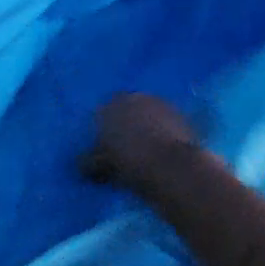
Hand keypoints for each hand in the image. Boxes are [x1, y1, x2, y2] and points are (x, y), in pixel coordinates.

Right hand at [80, 94, 210, 201]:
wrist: (171, 167)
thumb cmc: (127, 162)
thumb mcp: (98, 165)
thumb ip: (88, 161)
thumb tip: (81, 163)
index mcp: (111, 104)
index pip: (102, 112)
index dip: (102, 130)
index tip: (103, 147)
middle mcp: (136, 98)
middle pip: (127, 110)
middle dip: (125, 125)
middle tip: (124, 147)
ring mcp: (162, 105)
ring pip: (149, 116)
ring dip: (146, 128)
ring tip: (145, 150)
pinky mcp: (183, 117)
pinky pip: (167, 125)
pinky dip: (163, 134)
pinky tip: (162, 151)